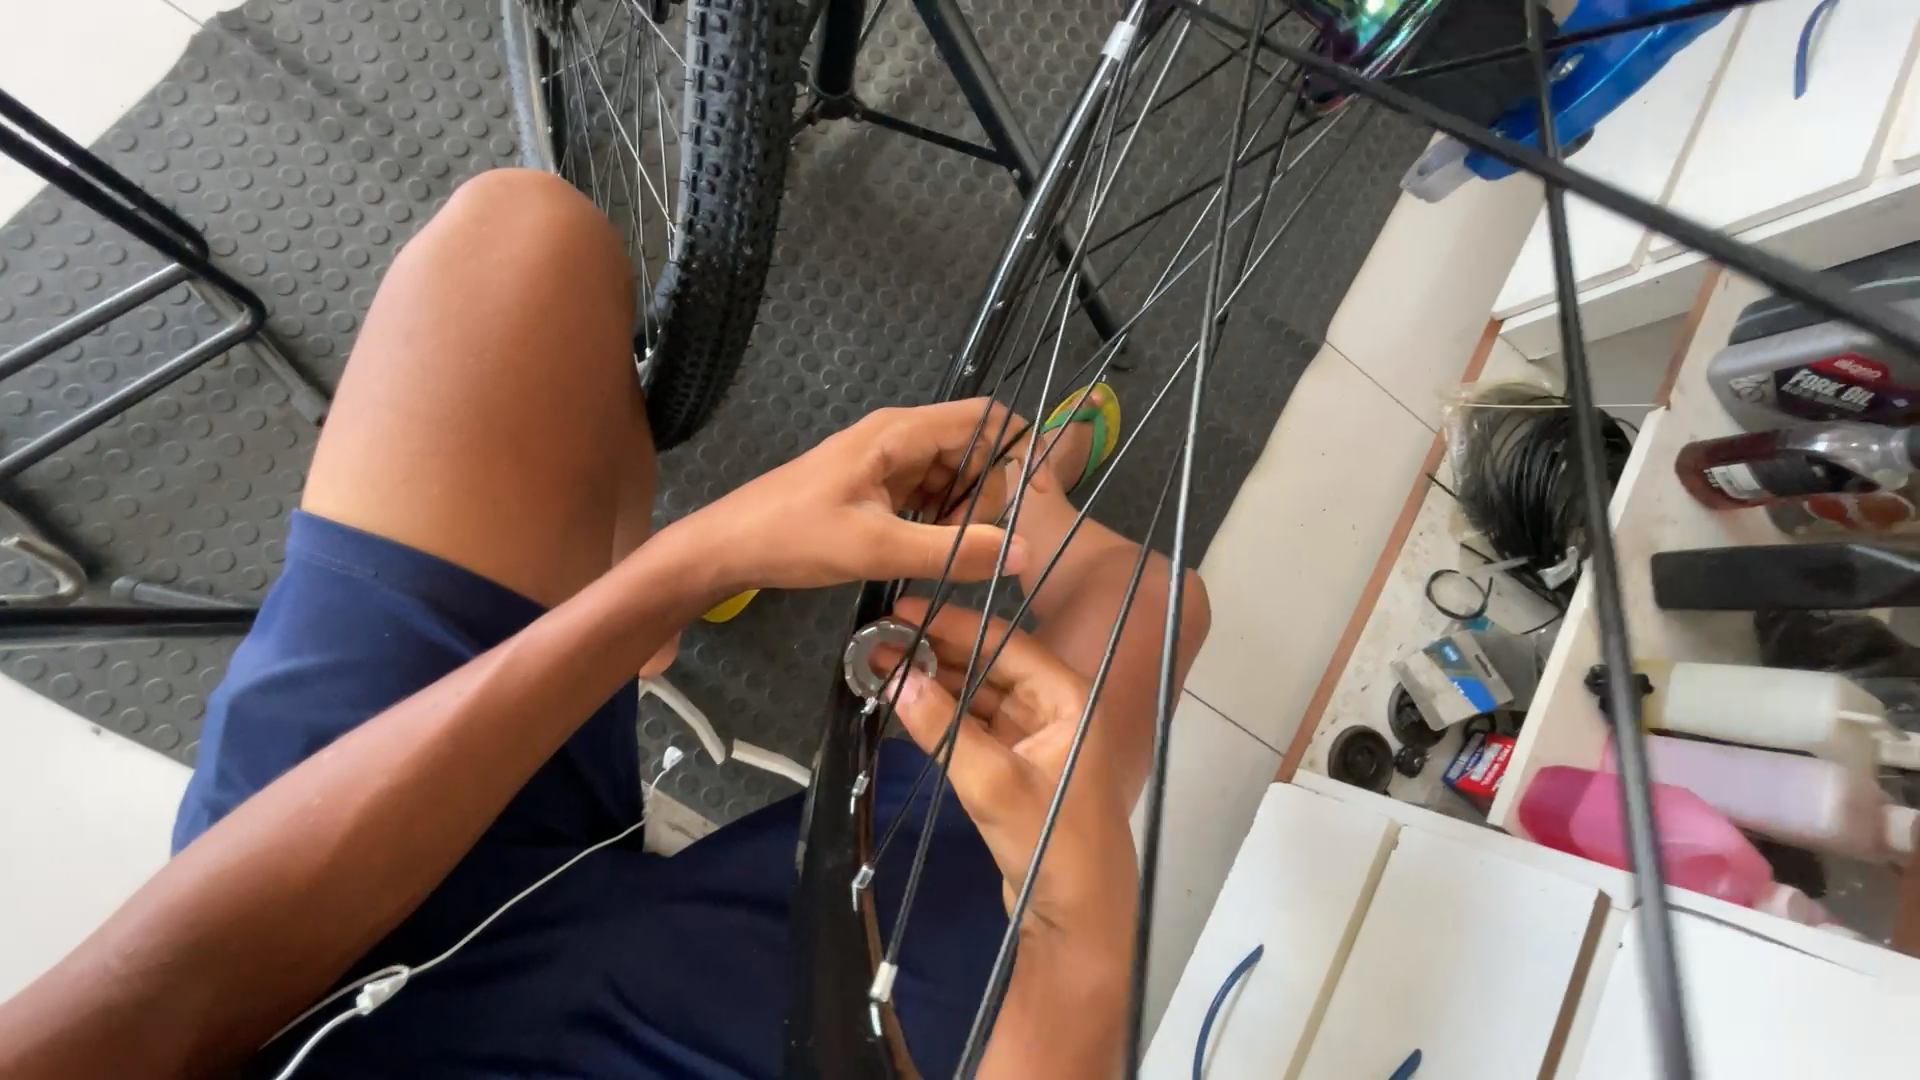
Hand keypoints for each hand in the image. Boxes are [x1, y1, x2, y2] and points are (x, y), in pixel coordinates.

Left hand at [680, 400, 1031, 591]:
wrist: (729, 546)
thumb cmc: (795, 536)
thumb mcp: (876, 548)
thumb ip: (951, 550)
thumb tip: (1022, 553)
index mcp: (900, 433)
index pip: (984, 418)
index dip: (1018, 448)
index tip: (1034, 497)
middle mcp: (899, 438)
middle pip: (973, 449)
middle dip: (988, 493)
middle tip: (976, 543)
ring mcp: (887, 462)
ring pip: (952, 476)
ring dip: (963, 512)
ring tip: (948, 551)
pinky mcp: (877, 485)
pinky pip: (928, 494)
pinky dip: (940, 520)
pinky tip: (930, 549)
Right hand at [887, 597, 1137, 956]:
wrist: (1076, 919)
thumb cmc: (1052, 844)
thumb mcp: (994, 783)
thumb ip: (944, 728)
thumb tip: (895, 677)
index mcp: (1066, 696)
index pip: (1003, 642)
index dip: (951, 623)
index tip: (902, 610)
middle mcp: (1052, 707)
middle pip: (986, 665)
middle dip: (934, 653)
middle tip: (879, 641)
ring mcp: (1033, 735)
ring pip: (976, 694)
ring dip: (933, 683)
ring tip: (880, 667)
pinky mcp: (1014, 763)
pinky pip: (972, 725)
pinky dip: (940, 715)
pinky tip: (903, 703)